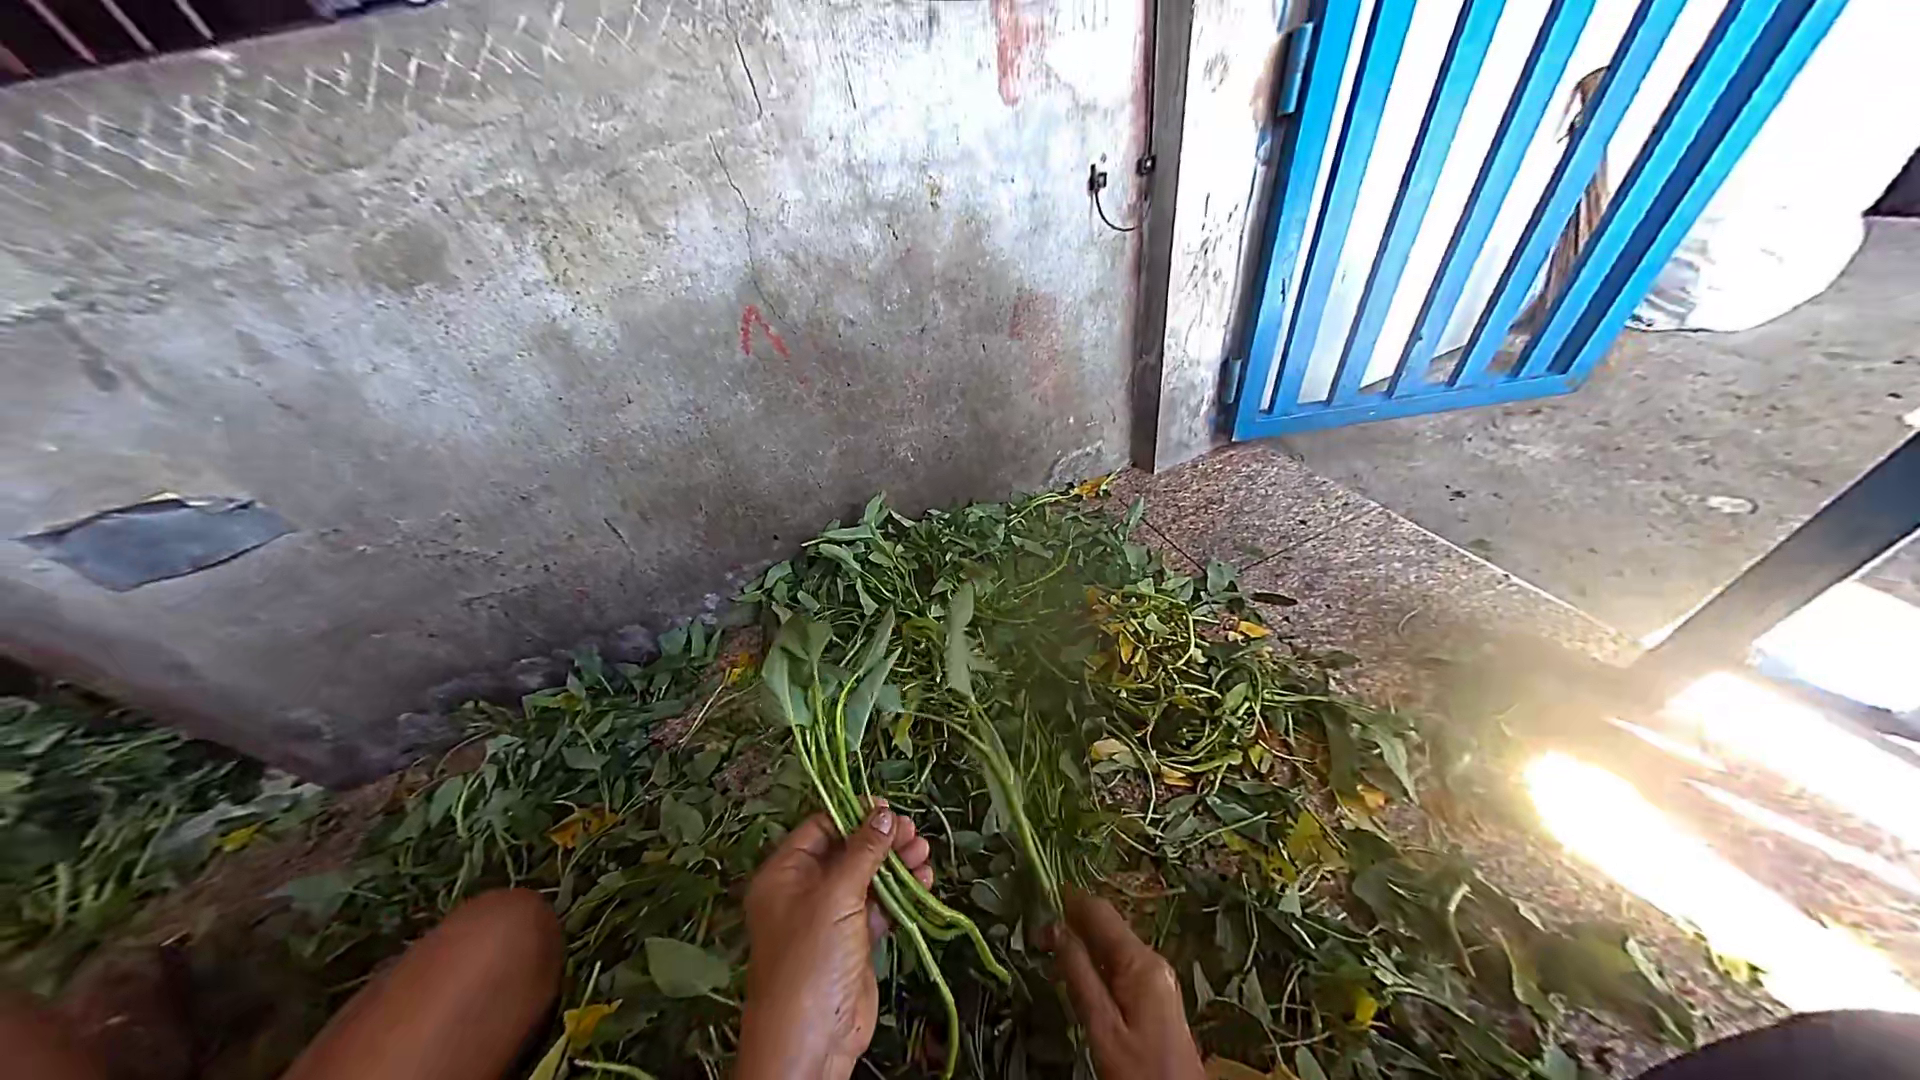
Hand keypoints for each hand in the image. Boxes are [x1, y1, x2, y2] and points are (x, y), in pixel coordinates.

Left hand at [736, 802, 932, 1079]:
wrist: (811, 1044)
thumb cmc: (812, 958)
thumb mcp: (835, 896)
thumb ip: (863, 851)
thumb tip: (883, 813)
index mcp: (785, 873)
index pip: (821, 827)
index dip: (853, 815)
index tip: (887, 808)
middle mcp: (805, 889)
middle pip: (848, 850)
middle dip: (882, 840)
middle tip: (913, 833)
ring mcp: (831, 916)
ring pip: (868, 876)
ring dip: (897, 864)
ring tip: (924, 854)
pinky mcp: (854, 940)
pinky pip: (879, 905)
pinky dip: (901, 893)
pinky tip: (924, 882)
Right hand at [1041, 888, 1204, 1079]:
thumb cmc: (1140, 1074)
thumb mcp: (1103, 1028)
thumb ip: (1078, 975)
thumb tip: (1055, 927)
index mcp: (1141, 961)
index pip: (1099, 911)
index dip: (1068, 903)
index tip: (1037, 907)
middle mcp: (1152, 960)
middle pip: (1107, 926)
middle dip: (1072, 925)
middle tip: (1037, 938)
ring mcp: (1156, 978)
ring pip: (1111, 946)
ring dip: (1081, 945)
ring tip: (1049, 955)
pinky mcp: (1155, 996)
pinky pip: (1120, 966)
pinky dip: (1095, 964)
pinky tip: (1075, 977)